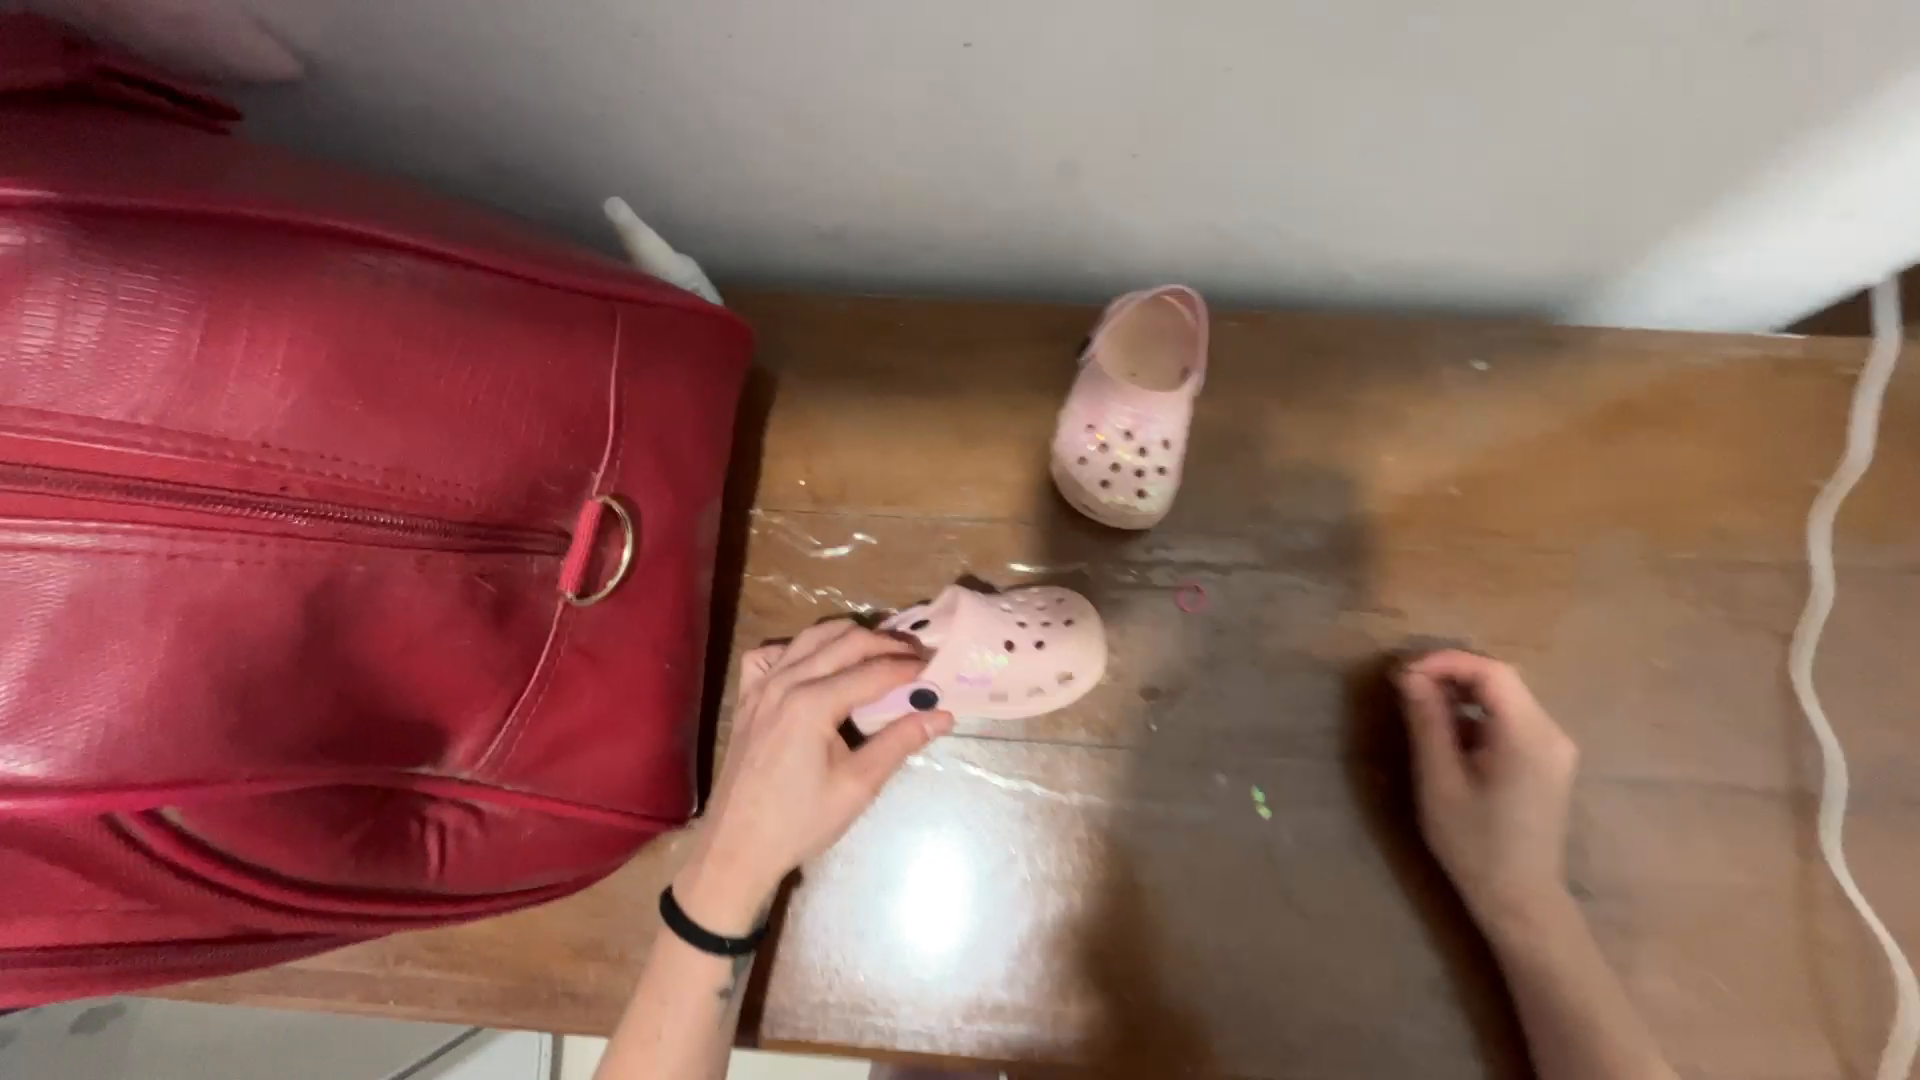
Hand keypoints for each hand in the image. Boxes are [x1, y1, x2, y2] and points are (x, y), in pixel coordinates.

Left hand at [672, 621, 954, 932]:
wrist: (736, 848)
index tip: (936, 668)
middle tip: (916, 656)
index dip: (909, 667)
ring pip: (812, 636)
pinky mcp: (747, 695)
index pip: (873, 671)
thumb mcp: (857, 786)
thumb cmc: (800, 822)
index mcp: (811, 703)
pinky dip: (799, 648)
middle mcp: (785, 681)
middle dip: (886, 643)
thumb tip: (943, 715)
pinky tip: (816, 664)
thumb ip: (900, 742)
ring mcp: (760, 685)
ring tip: (880, 650)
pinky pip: (772, 653)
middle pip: (846, 640)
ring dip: (850, 636)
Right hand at [1394, 649, 1578, 935]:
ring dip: (1460, 692)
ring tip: (1417, 706)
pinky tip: (1445, 732)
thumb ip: (1427, 721)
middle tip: (1404, 685)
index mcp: (1529, 736)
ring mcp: (1553, 748)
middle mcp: (1551, 734)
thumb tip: (1409, 675)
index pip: (1492, 671)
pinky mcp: (1546, 760)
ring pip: (1504, 697)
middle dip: (1449, 674)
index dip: (1445, 661)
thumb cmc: (1474, 842)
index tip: (1402, 673)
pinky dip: (1474, 713)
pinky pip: (1509, 718)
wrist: (1519, 898)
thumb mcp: (1439, 779)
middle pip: (1500, 680)